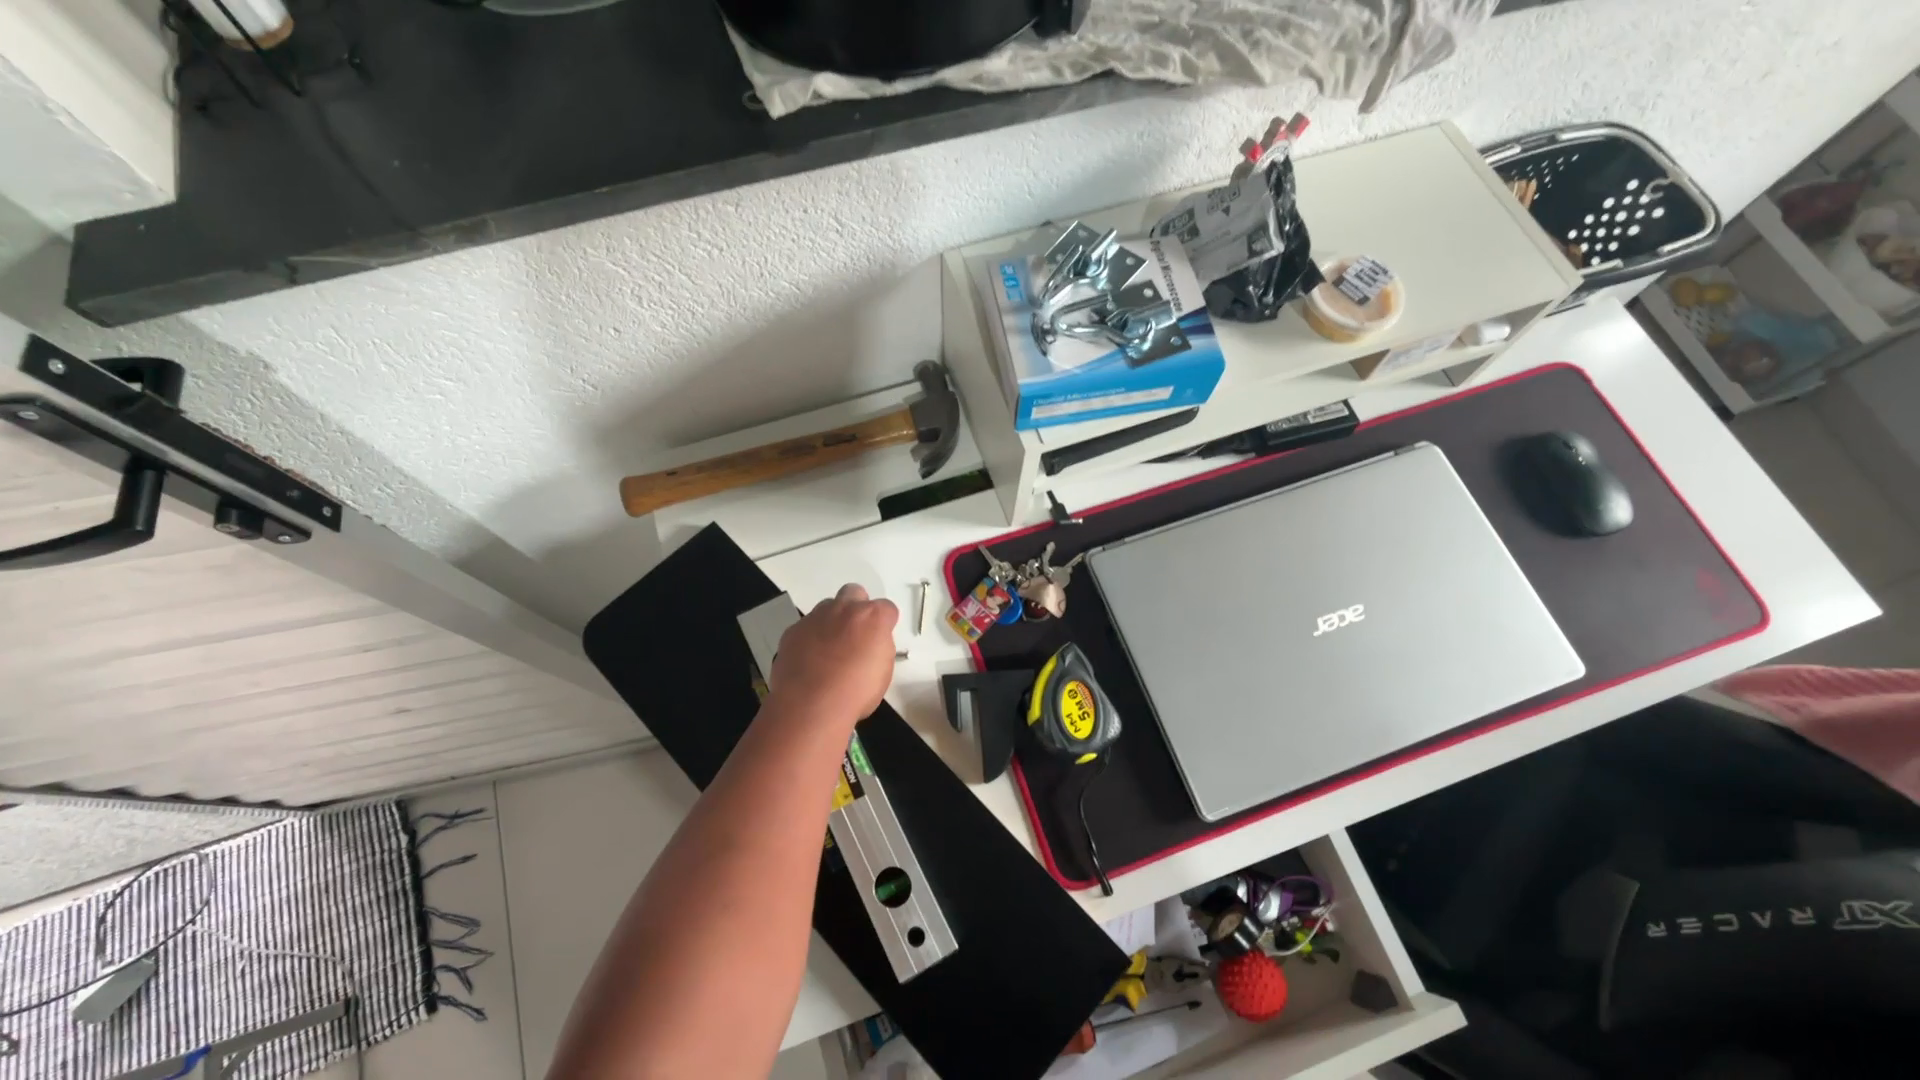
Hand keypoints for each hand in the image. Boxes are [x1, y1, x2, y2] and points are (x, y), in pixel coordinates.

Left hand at [769, 585, 899, 727]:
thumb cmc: (855, 693)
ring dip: (832, 622)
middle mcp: (843, 609)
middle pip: (854, 593)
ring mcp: (815, 617)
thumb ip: (878, 648)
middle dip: (856, 608)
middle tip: (855, 634)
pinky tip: (809, 661)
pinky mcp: (793, 631)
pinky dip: (810, 638)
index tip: (880, 640)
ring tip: (829, 650)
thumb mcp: (882, 673)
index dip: (885, 624)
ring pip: (827, 608)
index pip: (887, 608)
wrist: (810, 705)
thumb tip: (870, 644)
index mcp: (872, 618)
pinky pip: (806, 627)